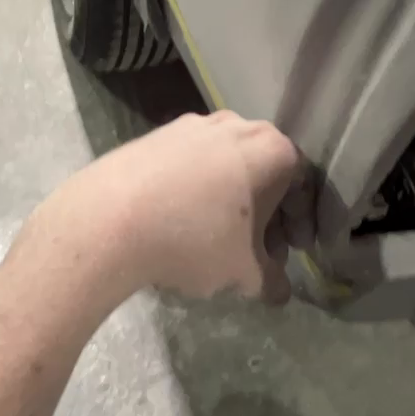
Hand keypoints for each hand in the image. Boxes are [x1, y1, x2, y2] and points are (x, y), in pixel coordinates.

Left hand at [40, 110, 311, 300]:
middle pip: (266, 168)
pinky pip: (192, 160)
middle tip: (258, 250)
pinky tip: (182, 219)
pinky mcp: (157, 132)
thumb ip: (271, 280)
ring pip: (228, 162)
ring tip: (218, 238)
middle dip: (268, 210)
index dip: (301, 221)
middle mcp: (236, 125)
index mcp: (270, 149)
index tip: (291, 251)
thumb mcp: (243, 272)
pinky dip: (198, 187)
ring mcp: (193, 124)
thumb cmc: (194, 239)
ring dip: (233, 198)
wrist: (111, 217)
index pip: (303, 183)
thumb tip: (279, 291)